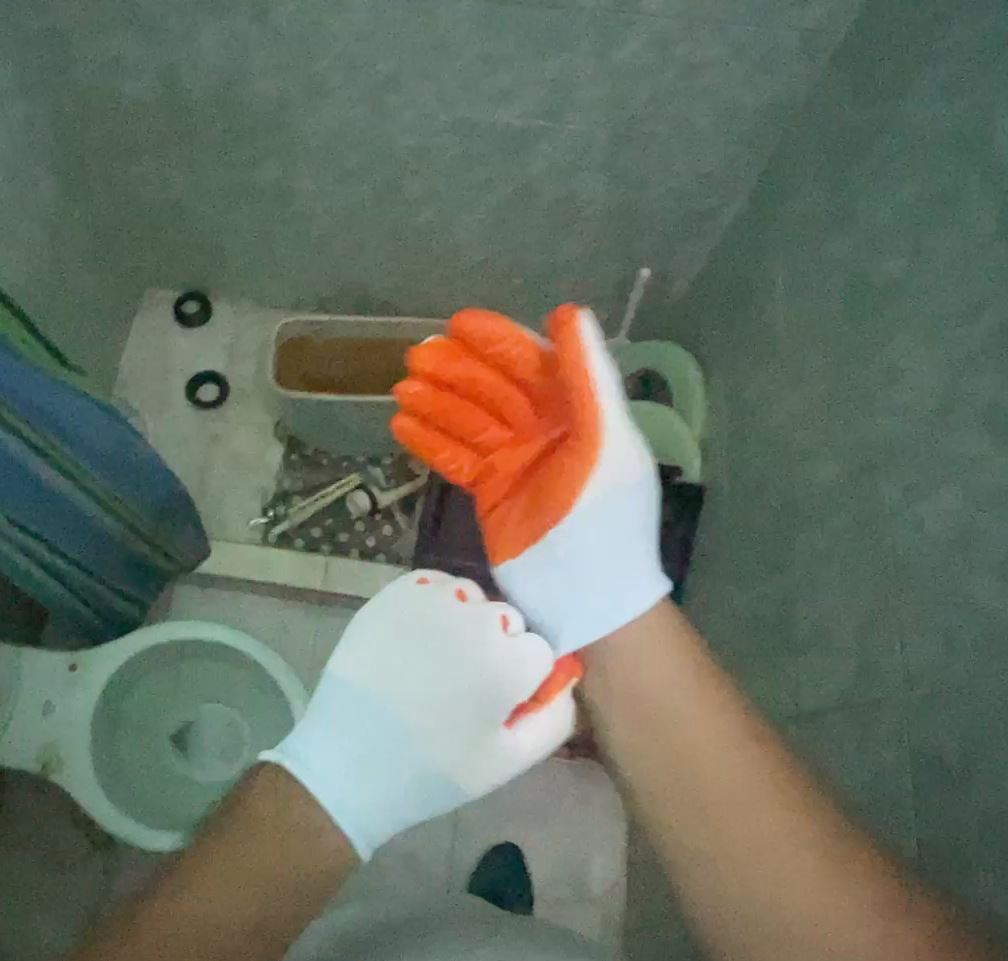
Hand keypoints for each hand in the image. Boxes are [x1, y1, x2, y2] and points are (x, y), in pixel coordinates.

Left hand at [257, 570, 577, 857]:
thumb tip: (564, 678)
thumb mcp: (509, 762)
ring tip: (437, 662)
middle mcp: (474, 617)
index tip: (495, 705)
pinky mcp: (392, 594)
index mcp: (509, 660)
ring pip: (472, 598)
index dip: (521, 680)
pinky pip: (432, 585)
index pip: (541, 652)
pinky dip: (433, 604)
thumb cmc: (432, 771)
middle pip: (508, 621)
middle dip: (497, 648)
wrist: (348, 762)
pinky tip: (416, 638)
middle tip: (462, 687)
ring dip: (466, 622)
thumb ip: (556, 717)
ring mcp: (429, 600)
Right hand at [390, 304, 669, 653]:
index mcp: (577, 414)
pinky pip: (455, 460)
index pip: (531, 366)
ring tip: (400, 389)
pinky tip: (401, 426)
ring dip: (435, 404)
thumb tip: (569, 312)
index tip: (457, 325)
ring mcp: (514, 464)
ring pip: (467, 423)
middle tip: (414, 358)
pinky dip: (430, 443)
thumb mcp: (607, 443)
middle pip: (492, 391)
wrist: (588, 600)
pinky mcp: (490, 495)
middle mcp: (543, 432)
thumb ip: (588, 378)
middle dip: (455, 372)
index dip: (496, 342)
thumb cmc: (606, 521)